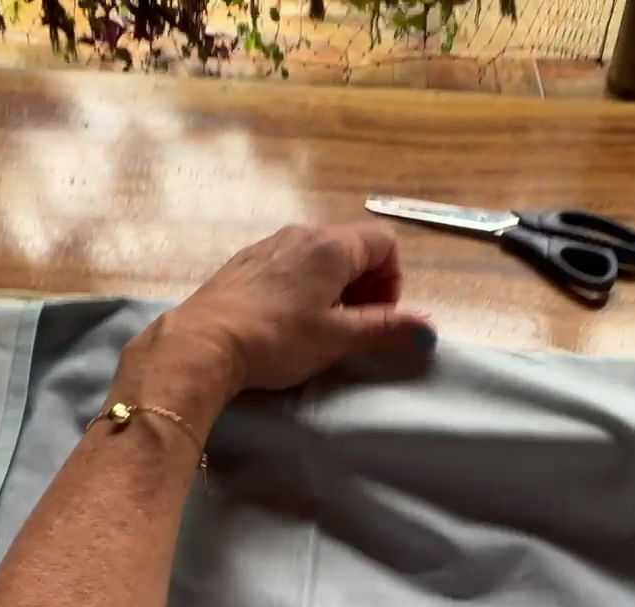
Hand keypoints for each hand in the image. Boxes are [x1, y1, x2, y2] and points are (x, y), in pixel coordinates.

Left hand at [126, 223, 434, 407]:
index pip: (384, 242)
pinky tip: (289, 321)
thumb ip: (386, 329)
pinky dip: (305, 287)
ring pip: (321, 257)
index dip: (393, 281)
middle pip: (354, 247)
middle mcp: (302, 234)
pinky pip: (292, 265)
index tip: (378, 317)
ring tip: (322, 327)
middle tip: (355, 326)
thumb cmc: (278, 339)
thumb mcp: (338, 338)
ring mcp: (270, 245)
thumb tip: (430, 329)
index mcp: (331, 246)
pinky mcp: (247, 263)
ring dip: (336, 288)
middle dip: (366, 286)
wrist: (204, 343)